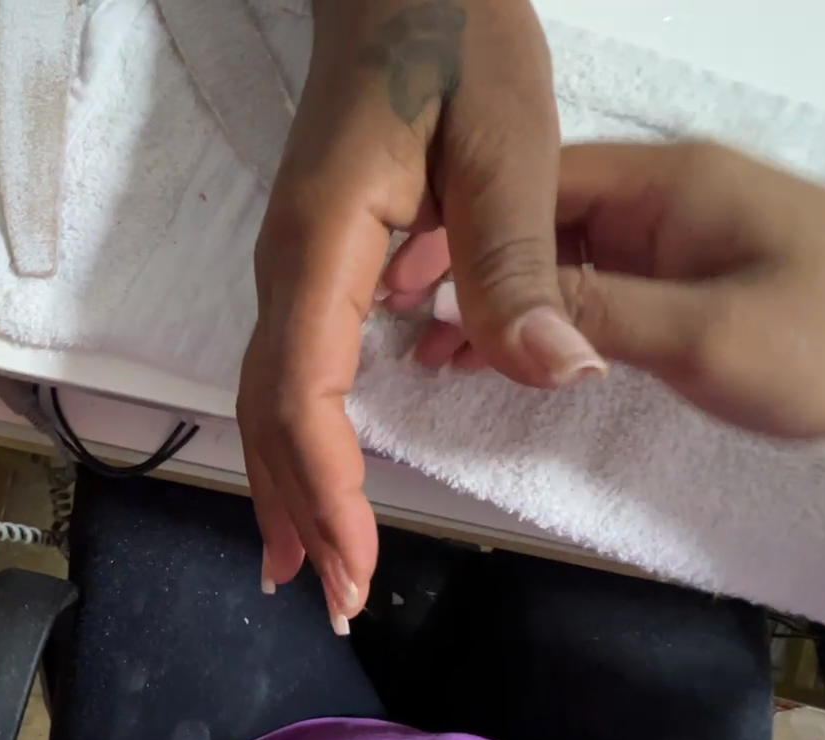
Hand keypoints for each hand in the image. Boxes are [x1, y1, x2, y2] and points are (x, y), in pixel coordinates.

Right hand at [240, 0, 587, 628]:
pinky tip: (312, 490)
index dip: (326, 485)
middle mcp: (284, 278)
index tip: (359, 564)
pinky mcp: (307, 282)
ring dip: (287, 494)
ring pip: (268, 408)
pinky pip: (288, 383)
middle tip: (337, 599)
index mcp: (324, 248)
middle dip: (302, 513)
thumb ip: (517, 259)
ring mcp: (287, 281)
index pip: (302, 392)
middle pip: (271, 418)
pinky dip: (296, 450)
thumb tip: (556, 374)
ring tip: (307, 569)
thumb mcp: (508, 139)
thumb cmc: (453, 41)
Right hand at [392, 141, 824, 441]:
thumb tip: (475, 312)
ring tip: (428, 361)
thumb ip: (589, 314)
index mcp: (661, 184)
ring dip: (488, 313)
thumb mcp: (706, 333)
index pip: (526, 193)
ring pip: (544, 269)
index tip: (394, 293)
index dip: (453, 240)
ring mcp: (662, 244)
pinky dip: (528, 328)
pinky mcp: (669, 285)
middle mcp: (653, 201)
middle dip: (459, 283)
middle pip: (526, 229)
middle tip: (401, 337)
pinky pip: (575, 298)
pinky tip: (487, 360)